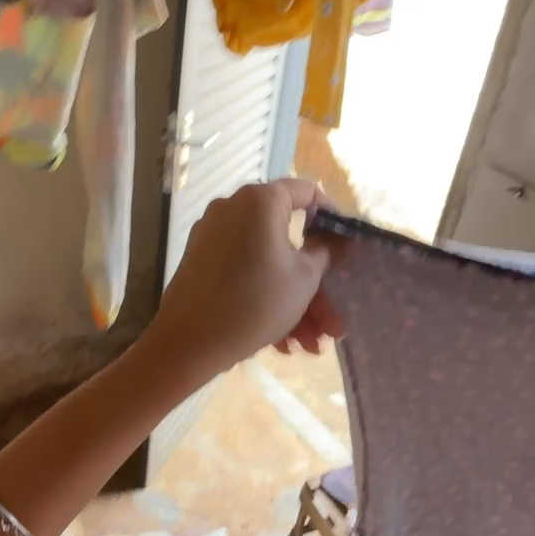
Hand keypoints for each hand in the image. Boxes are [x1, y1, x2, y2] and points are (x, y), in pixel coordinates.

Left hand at [144, 179, 343, 378]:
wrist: (188, 342)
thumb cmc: (255, 303)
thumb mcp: (303, 279)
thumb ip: (323, 251)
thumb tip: (330, 238)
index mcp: (260, 201)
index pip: (307, 192)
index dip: (332, 217)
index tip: (346, 245)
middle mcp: (233, 208)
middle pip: (286, 238)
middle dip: (314, 282)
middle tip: (331, 317)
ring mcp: (212, 234)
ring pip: (266, 262)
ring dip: (293, 300)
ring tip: (310, 344)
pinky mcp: (200, 260)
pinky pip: (244, 271)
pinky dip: (265, 296)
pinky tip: (283, 342)